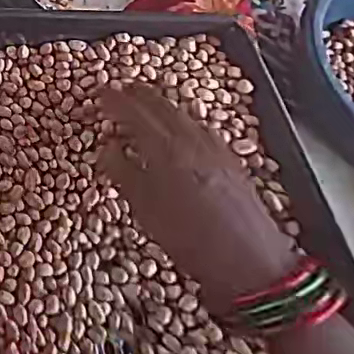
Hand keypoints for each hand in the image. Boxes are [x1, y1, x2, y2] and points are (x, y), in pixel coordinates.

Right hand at [91, 84, 298, 309]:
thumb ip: (122, 172)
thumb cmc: (190, 240)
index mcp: (166, 149)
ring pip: (182, 113)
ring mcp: (216, 149)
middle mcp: (192, 141)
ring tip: (144, 102)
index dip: (114, 100)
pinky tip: (180, 127)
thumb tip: (107, 147)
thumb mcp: (144, 209)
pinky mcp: (232, 160)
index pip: (134, 113)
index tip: (99, 92)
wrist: (254, 264)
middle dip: (137, 94)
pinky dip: (181, 118)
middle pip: (161, 105)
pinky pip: (200, 126)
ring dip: (160, 103)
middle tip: (119, 89)